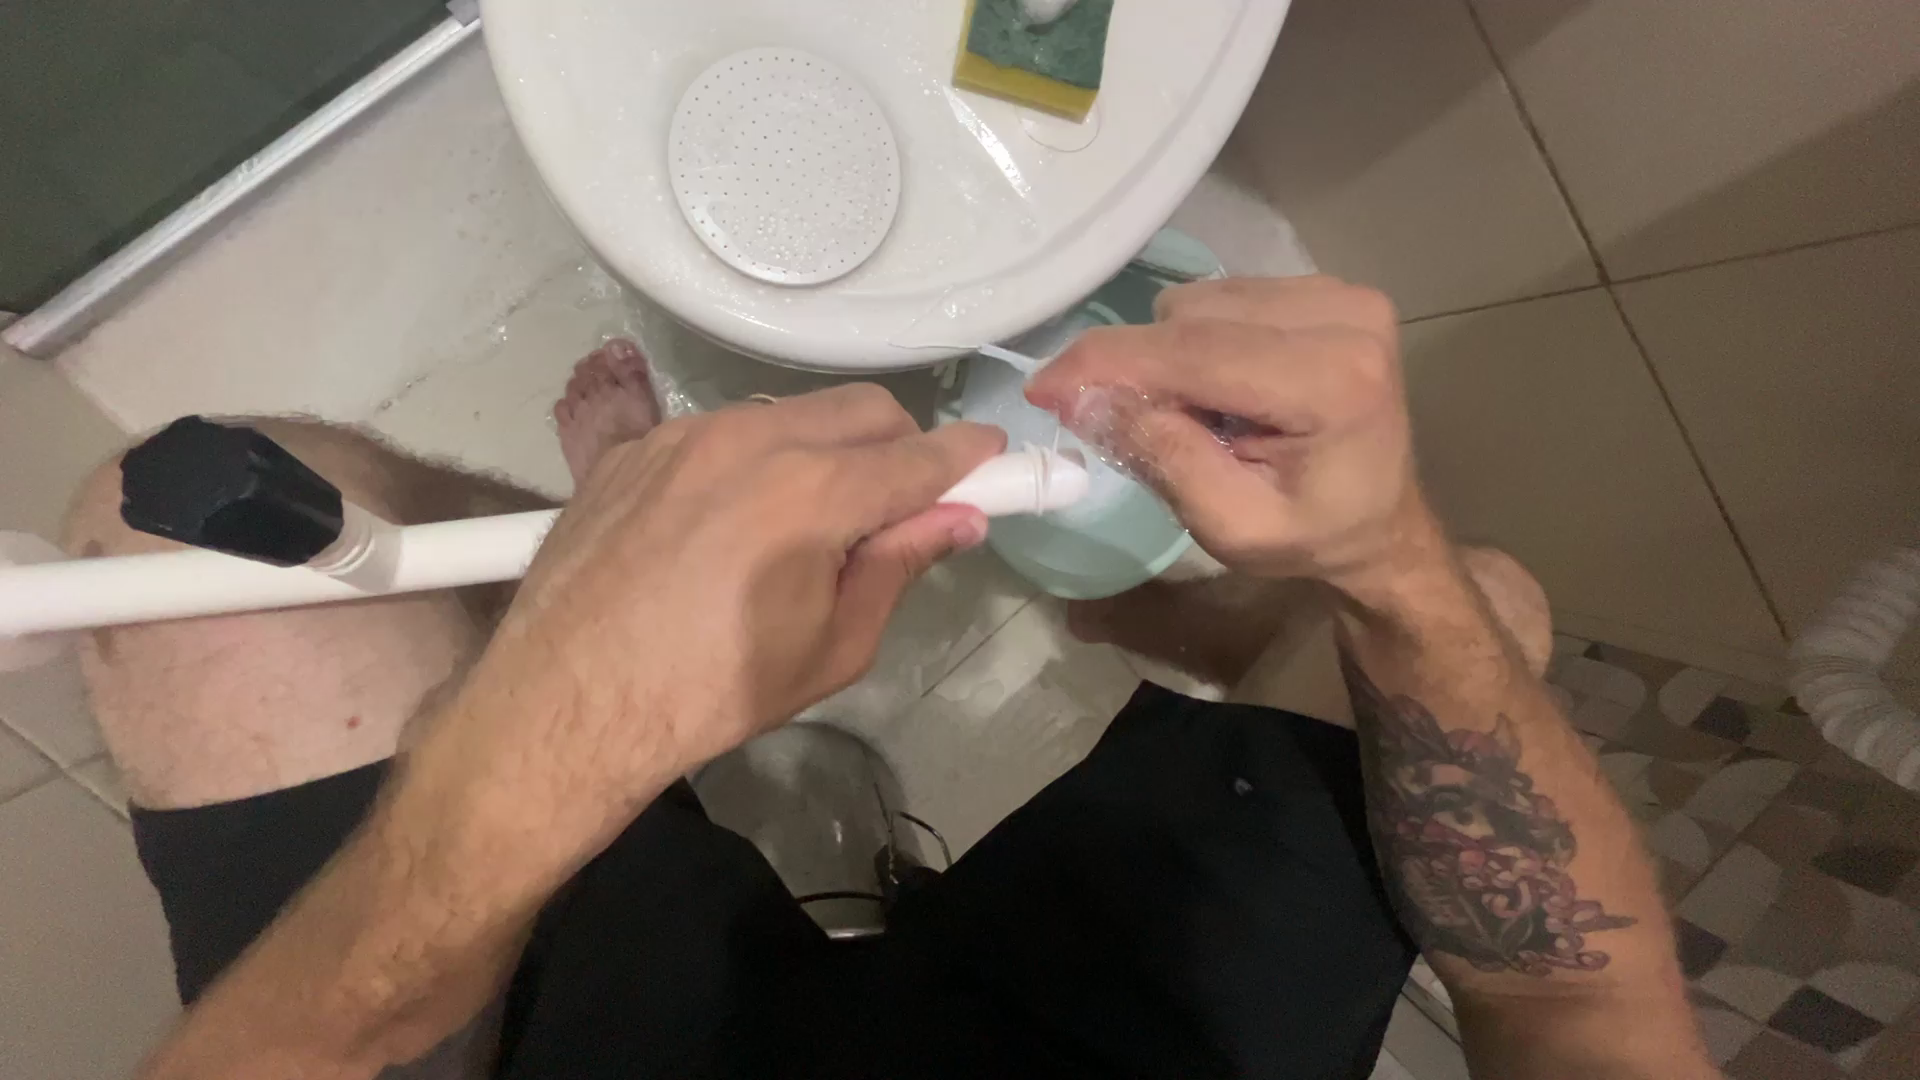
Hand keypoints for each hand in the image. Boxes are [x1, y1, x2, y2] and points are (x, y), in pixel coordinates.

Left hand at [408, 385, 1004, 863]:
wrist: (563, 706)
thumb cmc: (715, 692)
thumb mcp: (834, 646)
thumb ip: (900, 565)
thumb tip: (963, 519)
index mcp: (811, 495)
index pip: (920, 457)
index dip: (970, 457)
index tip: (996, 459)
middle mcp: (752, 440)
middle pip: (867, 409)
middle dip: (904, 445)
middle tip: (901, 504)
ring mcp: (687, 433)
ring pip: (797, 413)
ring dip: (833, 450)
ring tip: (811, 519)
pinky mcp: (639, 444)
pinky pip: (730, 430)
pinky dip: (764, 459)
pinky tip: (738, 518)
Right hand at [1026, 276, 1443, 592]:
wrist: (1378, 522)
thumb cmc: (1306, 538)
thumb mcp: (1227, 526)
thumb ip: (1162, 457)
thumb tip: (1087, 397)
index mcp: (1331, 383)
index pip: (1192, 354)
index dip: (1104, 364)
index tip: (1042, 388)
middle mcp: (1343, 317)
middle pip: (1188, 320)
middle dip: (1138, 371)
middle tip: (1132, 429)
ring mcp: (1338, 294)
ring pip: (1196, 303)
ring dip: (1168, 358)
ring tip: (1196, 415)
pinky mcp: (1323, 288)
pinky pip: (1218, 299)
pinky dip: (1194, 344)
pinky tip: (1219, 388)